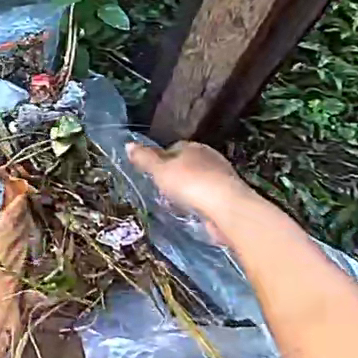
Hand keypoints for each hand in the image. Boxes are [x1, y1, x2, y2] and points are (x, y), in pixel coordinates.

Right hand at [126, 140, 263, 241]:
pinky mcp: (229, 198)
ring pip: (198, 182)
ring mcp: (222, 178)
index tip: (153, 174)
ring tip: (175, 205)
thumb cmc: (189, 183)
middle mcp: (210, 158)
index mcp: (194, 147)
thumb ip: (144, 159)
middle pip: (187, 165)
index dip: (162, 160)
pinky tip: (191, 214)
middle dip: (175, 176)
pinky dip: (199, 204)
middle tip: (162, 190)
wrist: (226, 208)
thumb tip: (128, 144)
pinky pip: (207, 198)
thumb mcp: (159, 170)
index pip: (174, 148)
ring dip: (188, 192)